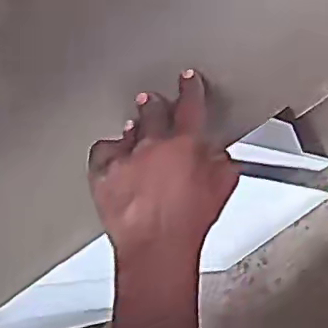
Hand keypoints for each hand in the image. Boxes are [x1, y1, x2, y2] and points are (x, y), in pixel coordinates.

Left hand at [88, 70, 239, 269]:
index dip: (190, 88)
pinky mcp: (103, 178)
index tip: (188, 80)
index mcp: (186, 142)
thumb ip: (221, 160)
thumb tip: (218, 155)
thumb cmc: (190, 220)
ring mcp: (125, 160)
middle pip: (153, 111)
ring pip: (128, 130)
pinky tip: (113, 150)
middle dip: (156, 104)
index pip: (190, 104)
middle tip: (155, 99)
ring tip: (137, 125)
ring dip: (136, 126)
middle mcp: (153, 145)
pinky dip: (109, 149)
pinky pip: (102, 152)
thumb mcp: (224, 184)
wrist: (157, 247)